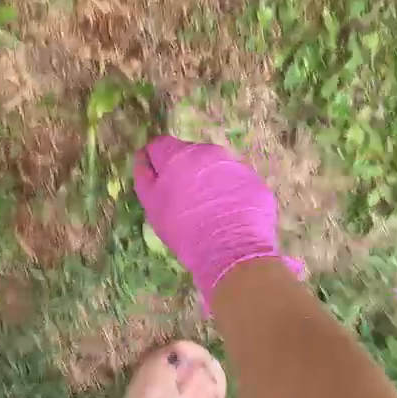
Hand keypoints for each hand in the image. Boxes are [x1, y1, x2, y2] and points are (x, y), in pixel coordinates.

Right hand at [133, 136, 306, 307]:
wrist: (230, 251)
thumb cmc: (183, 230)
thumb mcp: (152, 206)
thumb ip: (144, 178)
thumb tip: (142, 158)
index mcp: (178, 155)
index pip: (160, 146)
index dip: (156, 162)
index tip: (158, 181)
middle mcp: (208, 152)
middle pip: (190, 155)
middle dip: (185, 171)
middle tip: (184, 201)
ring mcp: (235, 165)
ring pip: (216, 168)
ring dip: (209, 182)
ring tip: (209, 211)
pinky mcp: (255, 182)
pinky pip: (237, 183)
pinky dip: (231, 194)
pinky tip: (229, 216)